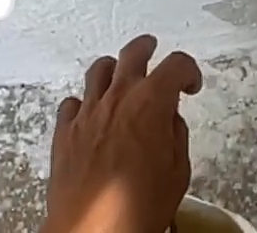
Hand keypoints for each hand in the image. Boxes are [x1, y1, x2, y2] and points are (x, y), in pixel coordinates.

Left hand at [42, 35, 203, 232]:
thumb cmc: (140, 208)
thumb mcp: (177, 173)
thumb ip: (176, 135)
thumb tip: (170, 119)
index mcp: (151, 102)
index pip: (176, 64)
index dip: (189, 70)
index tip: (191, 83)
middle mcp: (118, 96)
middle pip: (132, 53)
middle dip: (147, 47)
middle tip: (153, 48)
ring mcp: (88, 111)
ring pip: (99, 70)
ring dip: (114, 69)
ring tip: (120, 75)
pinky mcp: (65, 130)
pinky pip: (73, 102)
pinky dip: (84, 103)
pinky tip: (90, 113)